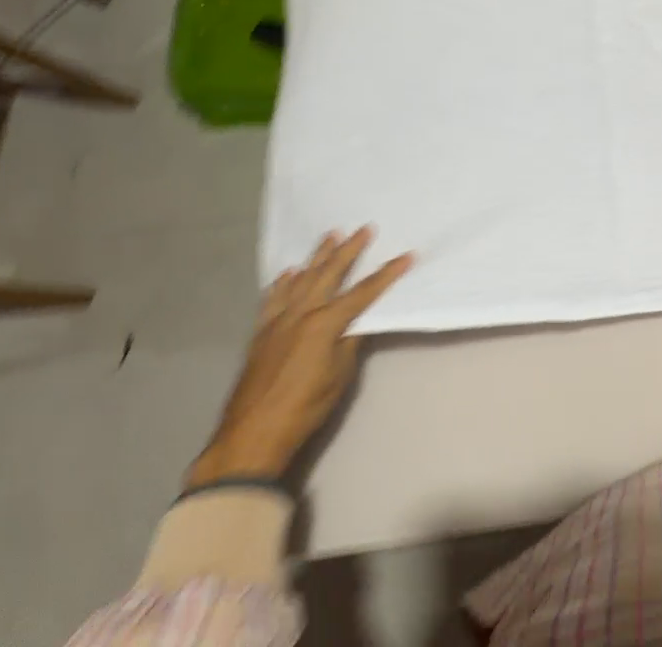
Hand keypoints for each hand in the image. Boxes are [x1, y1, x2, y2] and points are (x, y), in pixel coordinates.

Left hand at [185, 228, 413, 489]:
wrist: (254, 432)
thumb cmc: (306, 406)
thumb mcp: (340, 375)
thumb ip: (349, 342)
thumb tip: (358, 321)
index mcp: (325, 323)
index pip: (363, 292)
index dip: (387, 274)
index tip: (406, 255)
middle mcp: (300, 314)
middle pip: (328, 275)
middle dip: (348, 250)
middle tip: (362, 229)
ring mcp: (277, 321)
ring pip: (300, 280)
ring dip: (316, 257)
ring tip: (329, 237)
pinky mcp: (261, 333)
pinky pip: (274, 298)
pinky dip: (283, 283)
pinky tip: (288, 273)